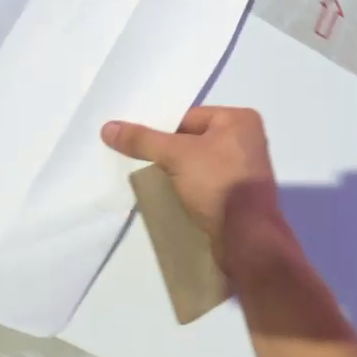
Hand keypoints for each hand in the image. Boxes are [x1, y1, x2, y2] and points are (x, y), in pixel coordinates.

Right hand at [101, 106, 279, 243]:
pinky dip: (188, 187)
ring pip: (197, 163)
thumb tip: (108, 127)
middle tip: (137, 159)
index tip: (135, 141)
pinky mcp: (238, 195)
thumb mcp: (176, 155)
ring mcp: (244, 170)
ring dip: (176, 171)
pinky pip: (205, 183)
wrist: (248, 239)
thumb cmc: (218, 184)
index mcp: (240, 120)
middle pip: (192, 139)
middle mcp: (247, 140)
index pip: (188, 117)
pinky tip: (168, 194)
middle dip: (167, 151)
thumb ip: (142, 140)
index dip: (160, 129)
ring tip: (150, 179)